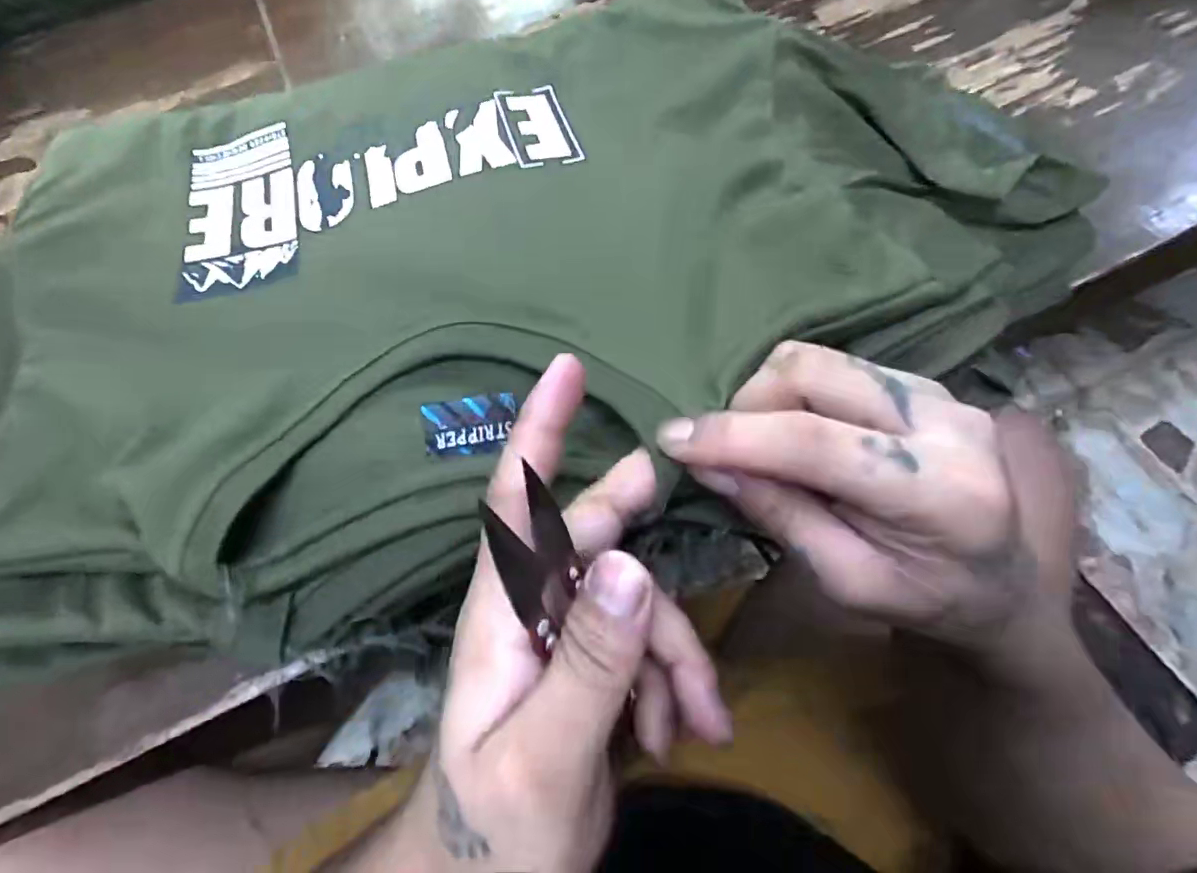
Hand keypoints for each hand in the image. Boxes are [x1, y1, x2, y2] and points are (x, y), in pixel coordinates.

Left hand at [353, 354, 731, 872]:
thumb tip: (631, 564)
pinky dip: (673, 684)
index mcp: (501, 612)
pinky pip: (643, 648)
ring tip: (700, 719)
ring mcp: (562, 637)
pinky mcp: (592, 670)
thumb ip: (589, 661)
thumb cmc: (496, 826)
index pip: (516, 500)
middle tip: (671, 486)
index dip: (537, 431)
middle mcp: (529, 608)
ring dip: (675, 653)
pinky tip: (683, 736)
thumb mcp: (546, 753)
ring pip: (633, 603)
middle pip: (587, 538)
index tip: (565, 370)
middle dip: (630, 530)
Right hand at [656, 341, 1076, 664]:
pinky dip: (789, 390)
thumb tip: (705, 463)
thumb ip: (779, 515)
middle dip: (747, 407)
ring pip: (813, 358)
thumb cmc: (926, 600)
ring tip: (763, 442)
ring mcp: (936, 393)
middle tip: (729, 453)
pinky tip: (795, 429)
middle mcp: (947, 423)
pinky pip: (829, 362)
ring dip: (765, 395)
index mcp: (942, 493)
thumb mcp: (845, 581)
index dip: (733, 436)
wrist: (1004, 585)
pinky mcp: (919, 382)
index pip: (814, 442)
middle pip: (809, 374)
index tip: (670, 440)